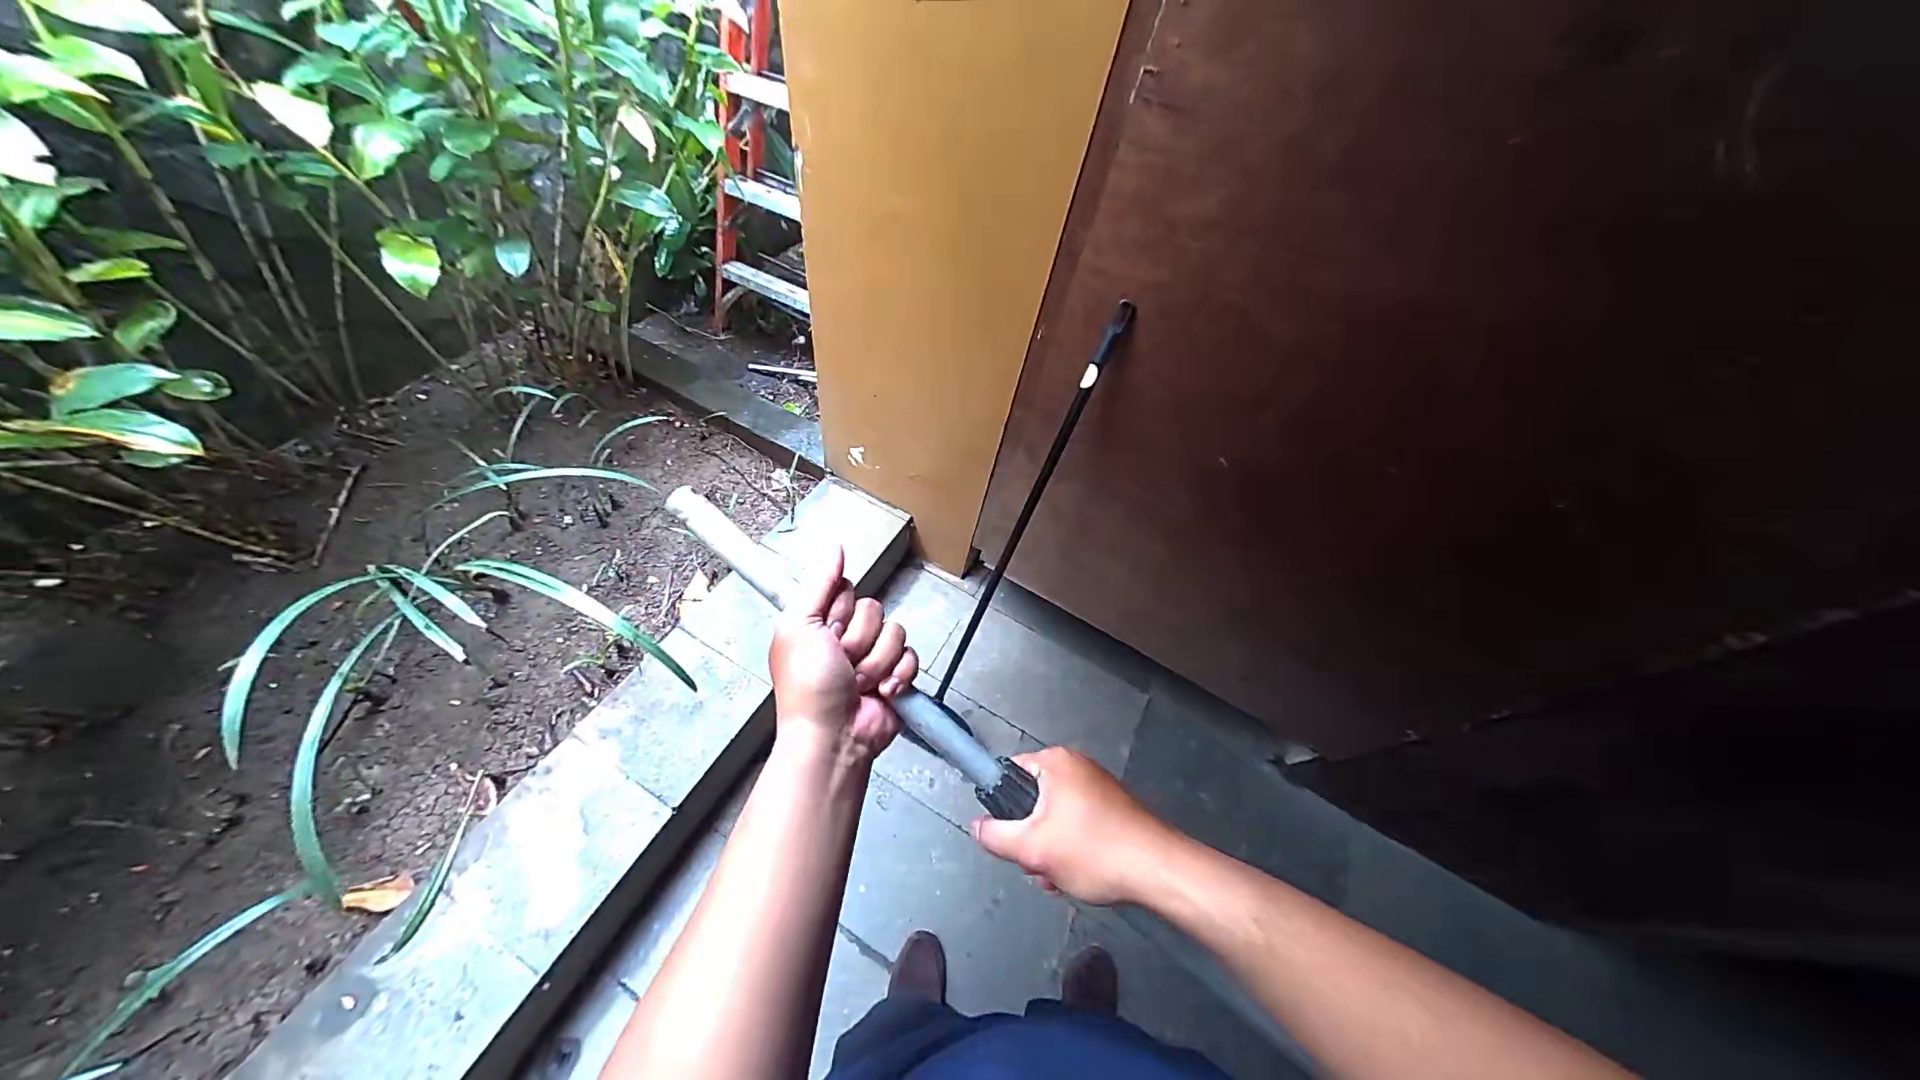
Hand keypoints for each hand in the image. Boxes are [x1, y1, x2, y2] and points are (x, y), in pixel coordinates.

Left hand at [767, 547, 918, 765]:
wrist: (832, 737)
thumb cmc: (807, 691)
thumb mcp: (799, 626)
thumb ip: (818, 584)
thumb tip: (834, 550)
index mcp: (820, 622)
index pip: (847, 590)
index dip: (841, 611)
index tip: (828, 631)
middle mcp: (846, 636)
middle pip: (874, 610)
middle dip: (859, 640)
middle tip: (842, 662)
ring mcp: (873, 656)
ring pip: (895, 632)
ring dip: (877, 662)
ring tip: (858, 682)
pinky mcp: (896, 675)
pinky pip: (912, 656)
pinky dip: (898, 675)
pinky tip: (880, 691)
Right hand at [972, 747, 1177, 905]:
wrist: (1157, 872)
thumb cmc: (1100, 851)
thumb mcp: (1032, 849)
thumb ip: (995, 836)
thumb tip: (979, 827)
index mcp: (1056, 763)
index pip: (1009, 773)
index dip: (1002, 806)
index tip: (1008, 832)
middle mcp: (1077, 768)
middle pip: (1032, 802)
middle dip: (1030, 838)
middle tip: (1040, 861)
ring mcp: (1096, 788)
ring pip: (1054, 820)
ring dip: (1050, 851)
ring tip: (1063, 874)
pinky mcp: (1111, 810)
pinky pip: (1076, 826)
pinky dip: (1072, 850)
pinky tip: (1080, 874)